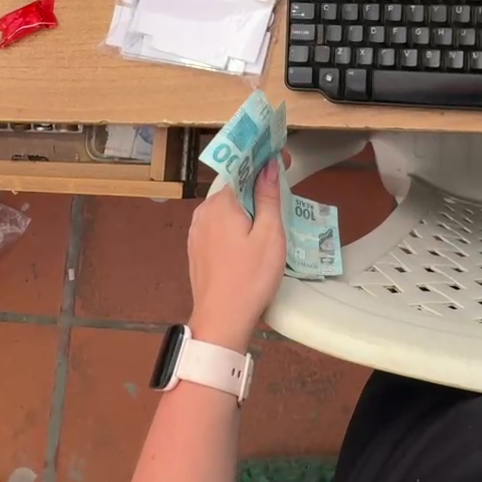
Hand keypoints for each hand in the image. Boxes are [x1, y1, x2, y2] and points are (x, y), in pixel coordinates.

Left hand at [186, 158, 285, 352]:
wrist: (221, 321)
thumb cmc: (250, 278)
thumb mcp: (270, 235)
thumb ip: (268, 197)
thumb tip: (269, 166)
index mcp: (220, 203)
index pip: (241, 167)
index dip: (262, 160)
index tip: (283, 159)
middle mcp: (203, 211)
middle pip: (233, 186)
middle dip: (257, 184)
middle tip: (283, 188)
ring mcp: (197, 230)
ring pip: (226, 206)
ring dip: (247, 204)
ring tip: (270, 214)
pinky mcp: (197, 247)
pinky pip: (218, 223)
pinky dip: (235, 221)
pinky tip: (251, 236)